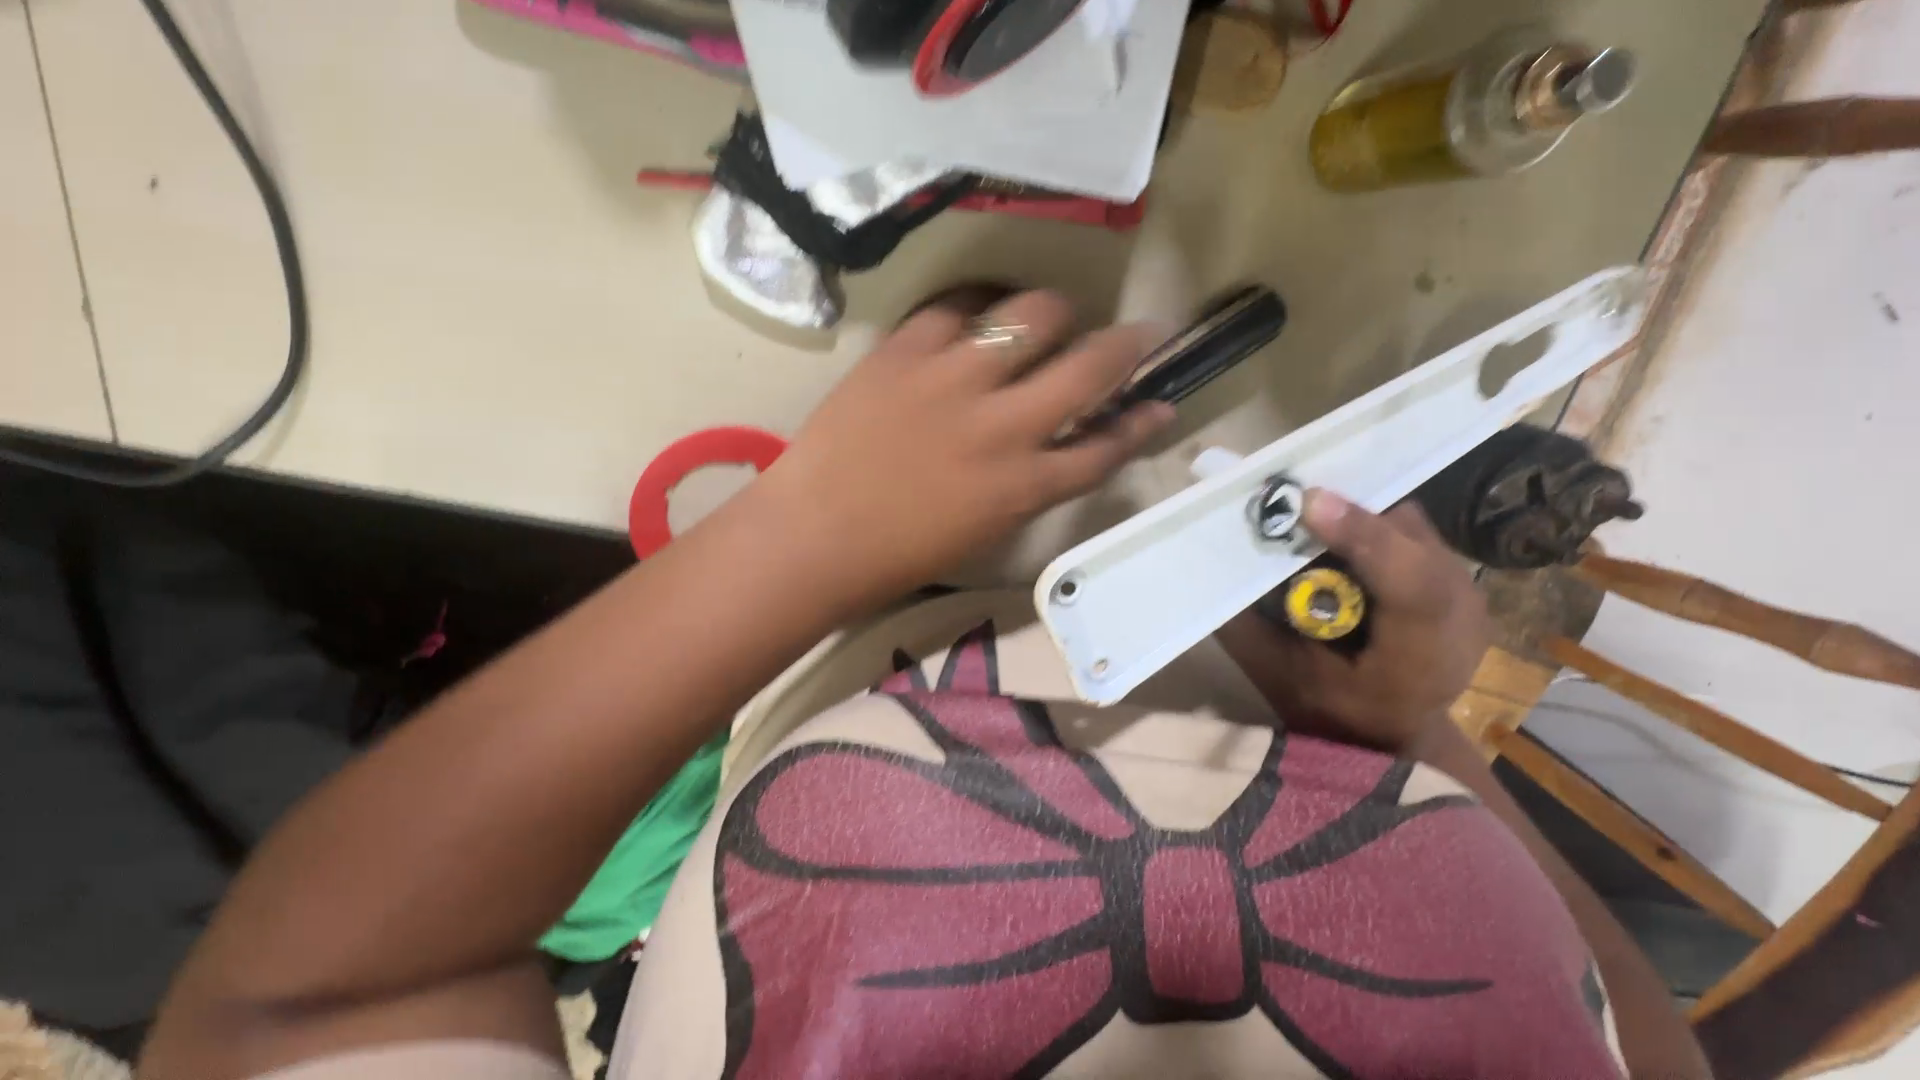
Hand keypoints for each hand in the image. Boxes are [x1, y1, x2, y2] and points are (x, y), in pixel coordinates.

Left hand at [753, 290, 1174, 611]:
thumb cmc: (897, 553)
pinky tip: (974, 318)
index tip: (1160, 404)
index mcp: (1025, 486)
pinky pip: (955, 308)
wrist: (814, 535)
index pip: (1106, 448)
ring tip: (1050, 316)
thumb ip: (1029, 486)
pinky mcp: (905, 351)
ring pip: (1033, 316)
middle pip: (1091, 367)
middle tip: (1137, 331)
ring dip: (1054, 313)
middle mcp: (1004, 425)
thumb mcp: (983, 530)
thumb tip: (1056, 448)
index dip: (1141, 424)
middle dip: (1129, 344)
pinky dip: (973, 309)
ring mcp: (954, 380)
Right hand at [1218, 491, 1490, 754]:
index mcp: (1421, 662)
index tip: (1311, 502)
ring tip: (1308, 515)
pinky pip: (1412, 531)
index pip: (1412, 588)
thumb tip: (1213, 566)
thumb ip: (1251, 628)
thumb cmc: (1333, 712)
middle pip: (1410, 540)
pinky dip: (1371, 525)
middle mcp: (1462, 618)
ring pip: (1410, 526)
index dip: (1365, 538)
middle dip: (1350, 515)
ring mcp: (1469, 592)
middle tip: (1289, 502)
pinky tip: (1336, 533)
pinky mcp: (1459, 575)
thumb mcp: (1284, 679)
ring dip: (1358, 517)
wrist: (1394, 730)